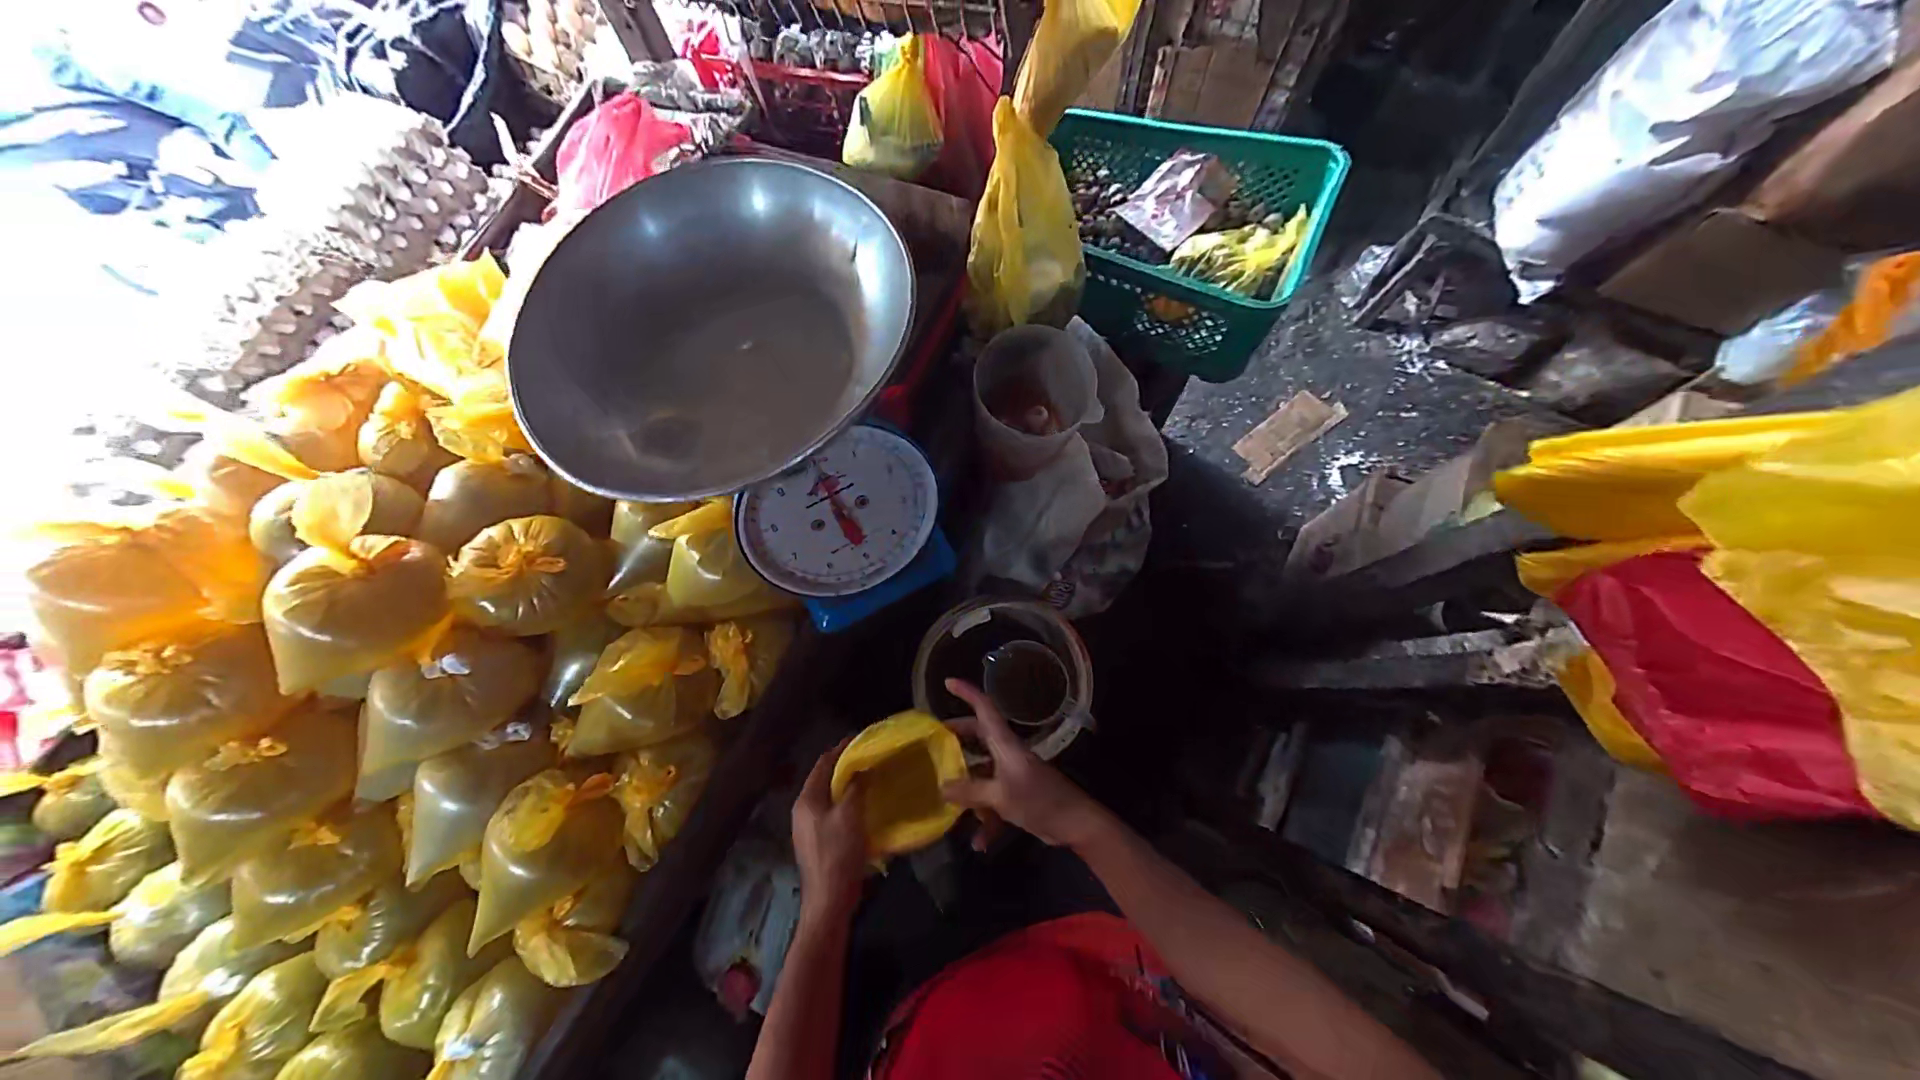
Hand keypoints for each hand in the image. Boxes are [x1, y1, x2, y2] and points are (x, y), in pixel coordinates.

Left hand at [792, 737, 866, 921]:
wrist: (828, 902)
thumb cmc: (838, 854)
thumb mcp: (850, 815)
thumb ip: (855, 787)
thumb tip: (862, 767)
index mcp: (807, 800)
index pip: (823, 763)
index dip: (841, 749)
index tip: (862, 740)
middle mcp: (802, 810)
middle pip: (824, 779)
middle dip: (845, 766)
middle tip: (869, 758)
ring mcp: (807, 827)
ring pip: (828, 796)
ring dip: (846, 785)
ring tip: (869, 778)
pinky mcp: (817, 842)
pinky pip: (831, 812)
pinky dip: (846, 803)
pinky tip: (863, 806)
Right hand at [941, 679, 1107, 849]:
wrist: (1075, 823)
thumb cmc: (1039, 800)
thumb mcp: (1000, 797)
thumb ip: (971, 792)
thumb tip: (942, 787)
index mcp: (1005, 744)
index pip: (984, 708)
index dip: (967, 693)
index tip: (948, 682)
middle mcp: (1007, 753)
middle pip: (978, 736)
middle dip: (957, 738)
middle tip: (935, 741)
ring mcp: (1012, 773)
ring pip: (983, 771)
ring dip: (968, 786)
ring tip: (947, 797)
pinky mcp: (1017, 794)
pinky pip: (994, 800)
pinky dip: (986, 819)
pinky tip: (979, 842)